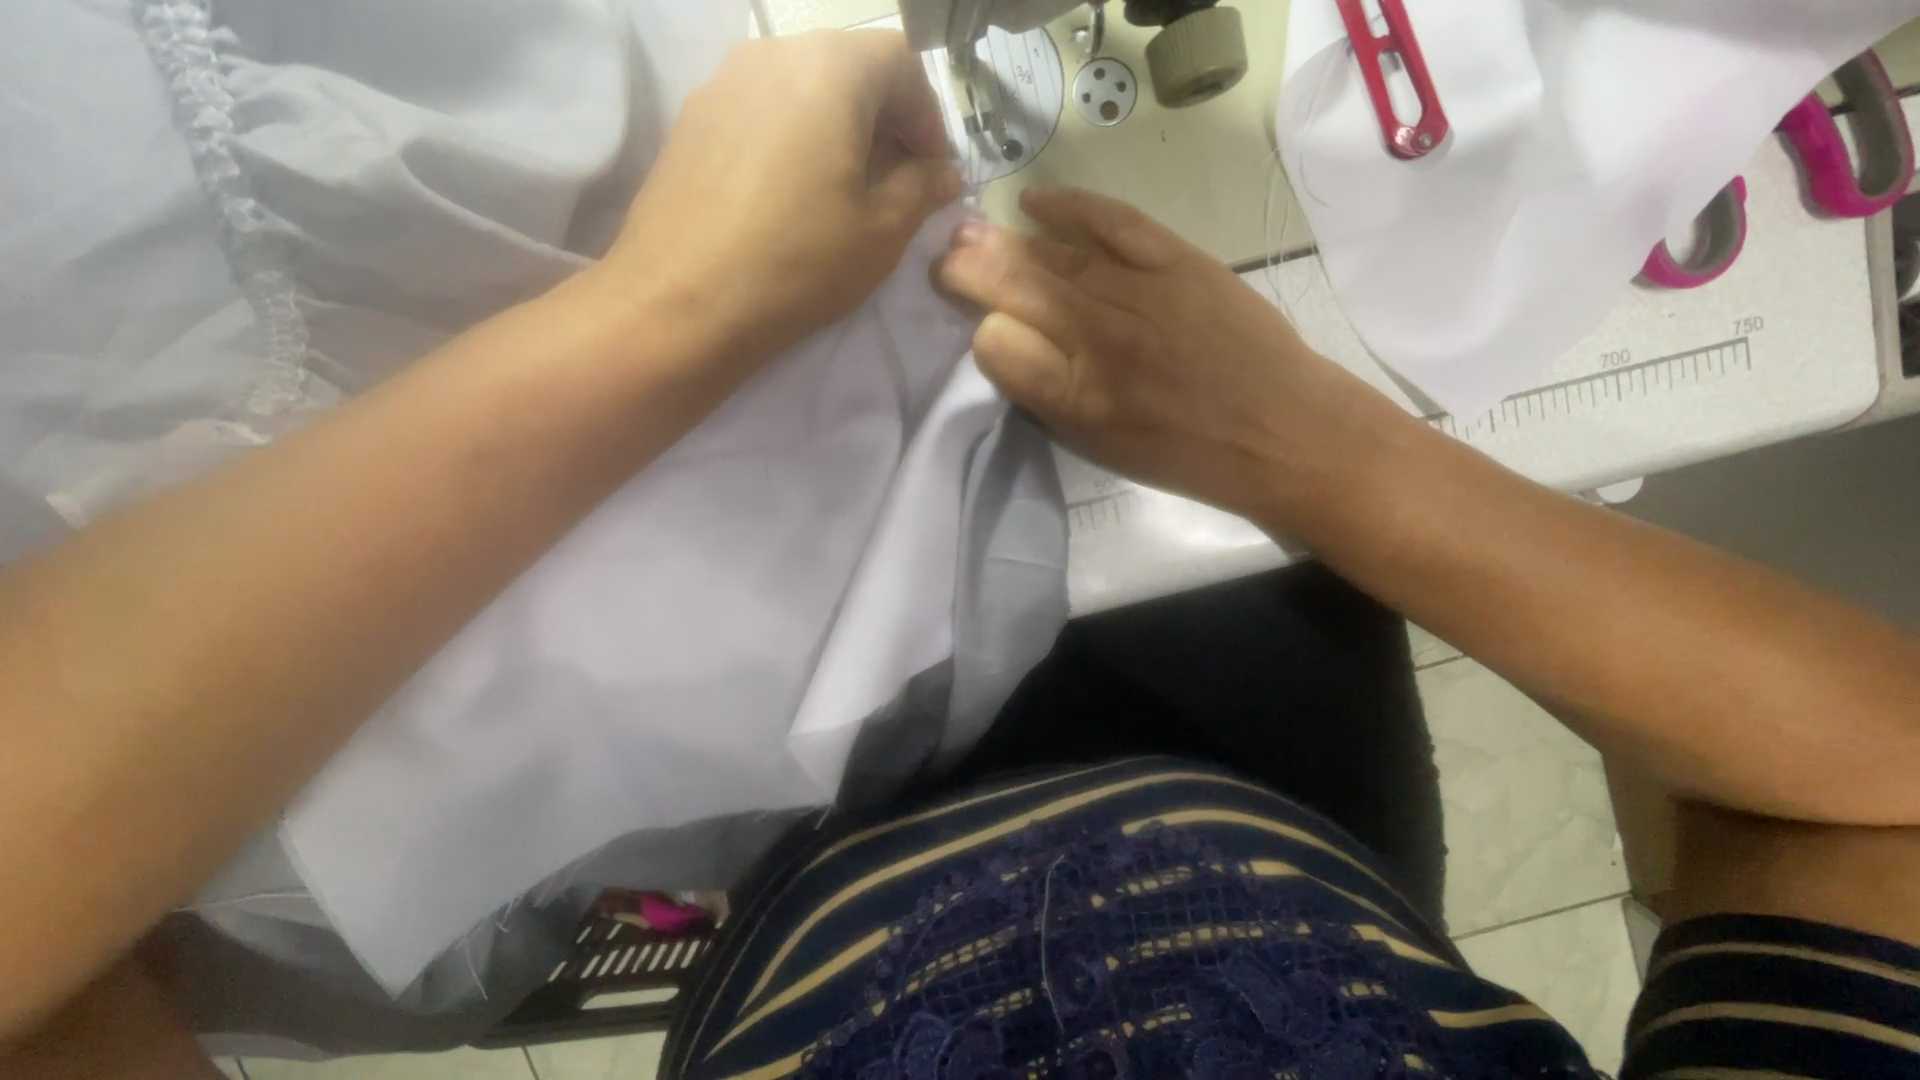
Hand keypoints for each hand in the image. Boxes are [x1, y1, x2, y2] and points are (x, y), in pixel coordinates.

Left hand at [600, 30, 961, 367]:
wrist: (682, 303)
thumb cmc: (799, 262)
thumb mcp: (883, 231)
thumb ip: (923, 188)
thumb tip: (942, 172)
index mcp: (829, 68)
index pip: (900, 61)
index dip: (927, 114)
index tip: (932, 170)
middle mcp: (771, 54)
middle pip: (847, 68)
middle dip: (883, 119)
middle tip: (895, 182)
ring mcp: (722, 84)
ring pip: (800, 89)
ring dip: (836, 129)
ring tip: (842, 193)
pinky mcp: (691, 121)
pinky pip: (759, 113)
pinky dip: (791, 140)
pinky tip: (790, 198)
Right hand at [935, 188, 1420, 523]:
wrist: (1284, 430)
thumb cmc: (1189, 453)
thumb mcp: (1103, 446)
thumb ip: (1045, 395)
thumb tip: (998, 340)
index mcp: (1076, 397)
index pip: (998, 344)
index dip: (973, 323)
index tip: (958, 312)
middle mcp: (1099, 338)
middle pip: (1016, 289)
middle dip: (968, 271)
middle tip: (940, 260)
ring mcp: (1138, 291)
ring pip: (1053, 255)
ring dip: (1003, 243)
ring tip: (969, 233)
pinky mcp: (1176, 260)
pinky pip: (1110, 221)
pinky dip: (1069, 206)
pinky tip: (1033, 202)